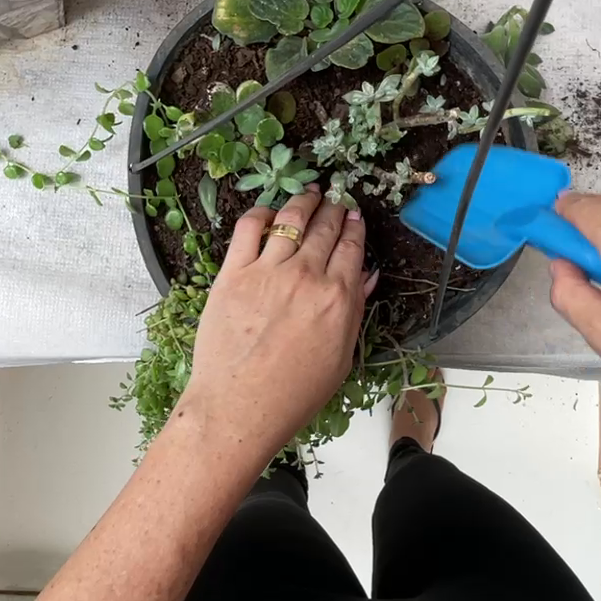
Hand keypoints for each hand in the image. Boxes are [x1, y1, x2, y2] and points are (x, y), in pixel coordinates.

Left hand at [179, 186, 372, 456]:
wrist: (239, 407)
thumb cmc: (294, 393)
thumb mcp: (340, 357)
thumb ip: (355, 311)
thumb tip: (367, 276)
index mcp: (338, 298)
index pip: (351, 247)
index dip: (354, 226)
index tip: (353, 215)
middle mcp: (306, 276)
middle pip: (324, 228)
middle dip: (332, 209)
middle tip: (333, 199)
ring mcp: (268, 271)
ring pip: (292, 220)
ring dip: (303, 202)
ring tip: (309, 194)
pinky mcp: (233, 272)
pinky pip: (249, 228)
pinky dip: (262, 213)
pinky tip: (269, 213)